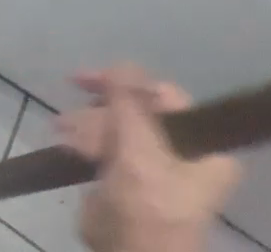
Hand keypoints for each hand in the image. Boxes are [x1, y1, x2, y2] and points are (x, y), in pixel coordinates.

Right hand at [55, 65, 240, 251]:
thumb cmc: (147, 208)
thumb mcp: (139, 152)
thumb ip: (130, 106)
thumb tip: (123, 63)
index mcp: (204, 149)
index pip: (168, 99)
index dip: (129, 86)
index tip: (87, 83)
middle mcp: (184, 152)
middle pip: (137, 109)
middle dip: (100, 112)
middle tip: (73, 120)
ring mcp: (154, 164)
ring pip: (116, 124)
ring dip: (87, 125)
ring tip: (65, 136)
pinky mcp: (128, 176)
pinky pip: (105, 143)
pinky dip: (84, 140)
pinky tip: (68, 146)